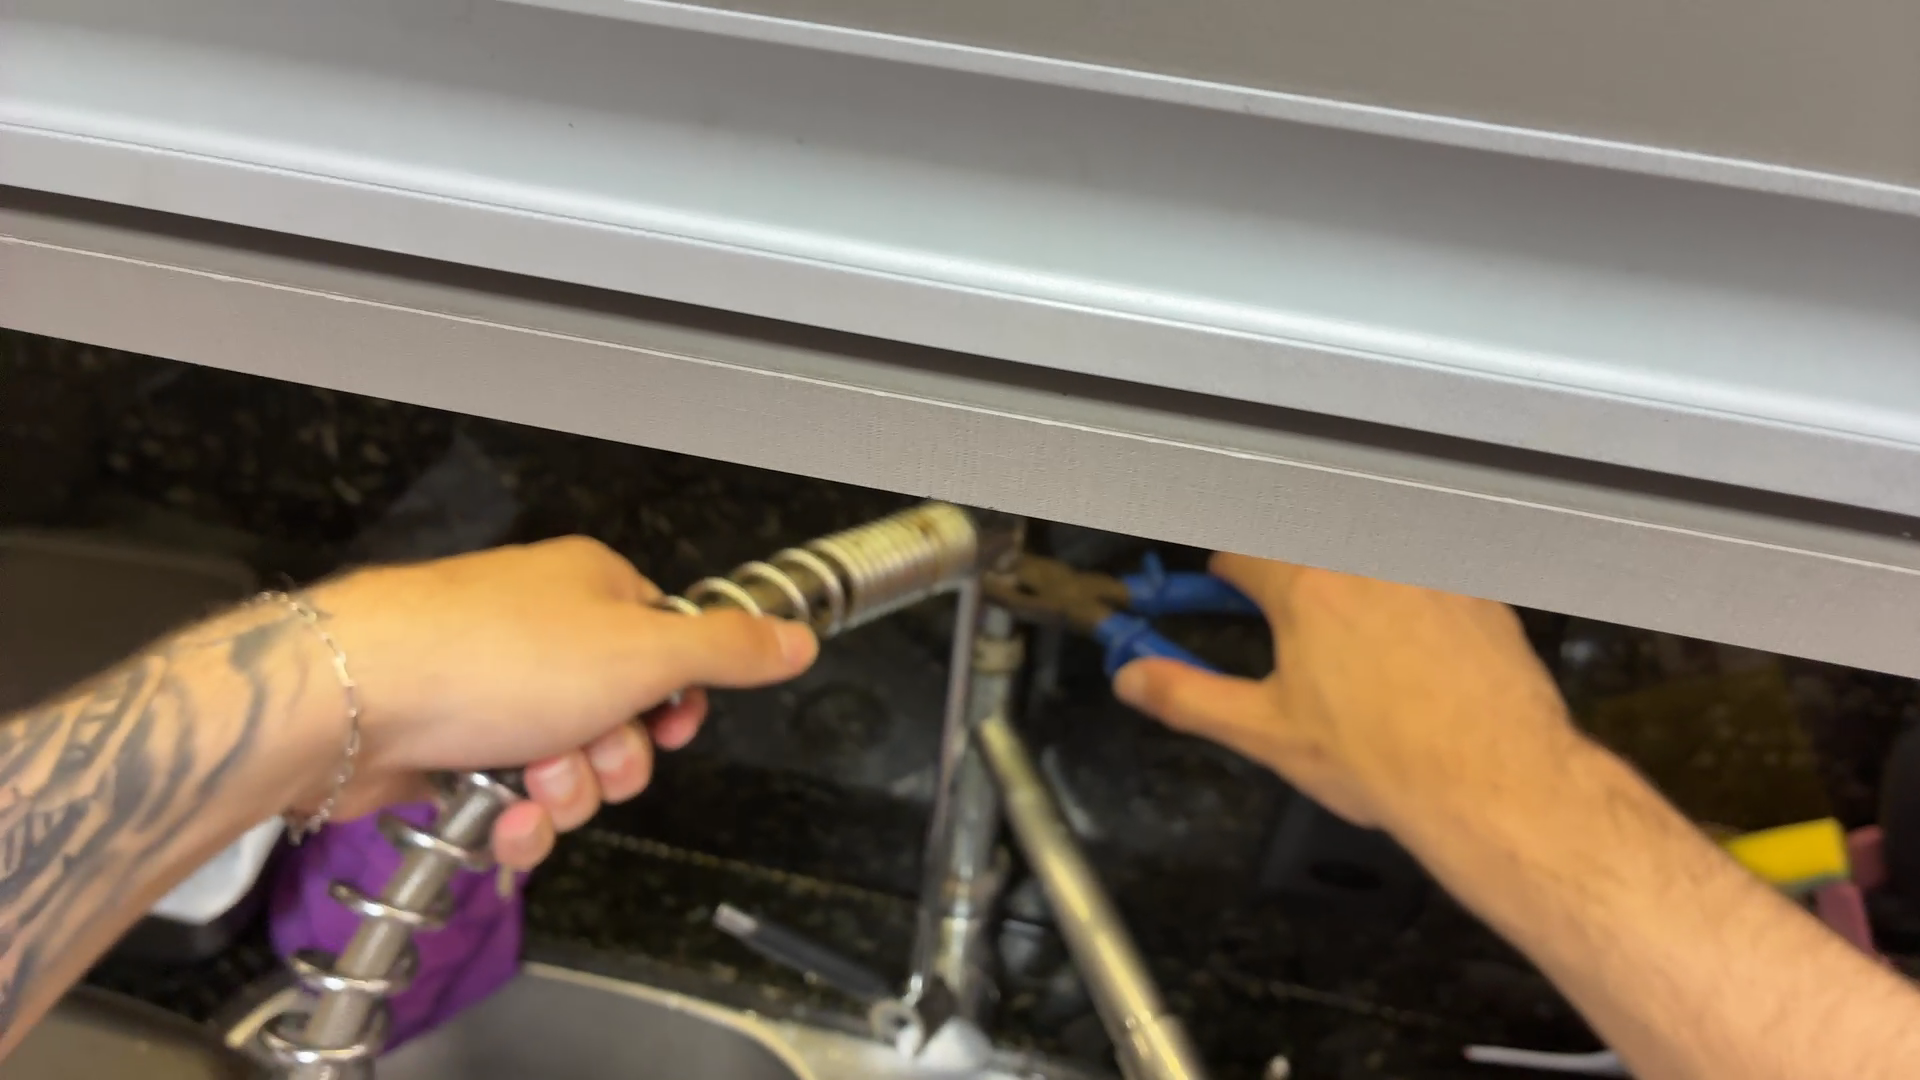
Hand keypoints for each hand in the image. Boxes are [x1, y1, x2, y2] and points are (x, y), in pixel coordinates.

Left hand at [298, 537, 817, 868]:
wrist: (345, 696)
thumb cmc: (508, 658)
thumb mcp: (647, 652)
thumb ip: (731, 650)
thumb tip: (802, 638)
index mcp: (598, 590)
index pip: (672, 645)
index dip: (678, 697)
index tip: (668, 724)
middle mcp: (550, 629)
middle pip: (626, 709)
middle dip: (618, 753)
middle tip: (591, 755)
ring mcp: (497, 683)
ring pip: (572, 756)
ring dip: (568, 788)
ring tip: (535, 786)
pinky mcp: (451, 736)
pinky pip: (515, 784)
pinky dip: (520, 814)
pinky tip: (508, 824)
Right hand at [1113, 554, 1575, 832]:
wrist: (1502, 787)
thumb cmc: (1370, 757)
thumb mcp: (1264, 731)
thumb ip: (1185, 697)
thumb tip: (1125, 678)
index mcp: (1304, 586)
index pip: (1241, 556)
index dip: (1225, 579)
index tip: (1229, 598)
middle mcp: (1365, 560)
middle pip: (1302, 547)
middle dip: (1284, 575)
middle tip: (1292, 626)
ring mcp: (1429, 572)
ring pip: (1364, 555)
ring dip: (1344, 578)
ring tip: (1357, 640)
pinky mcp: (1480, 593)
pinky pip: (1422, 572)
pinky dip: (1405, 591)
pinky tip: (1419, 647)